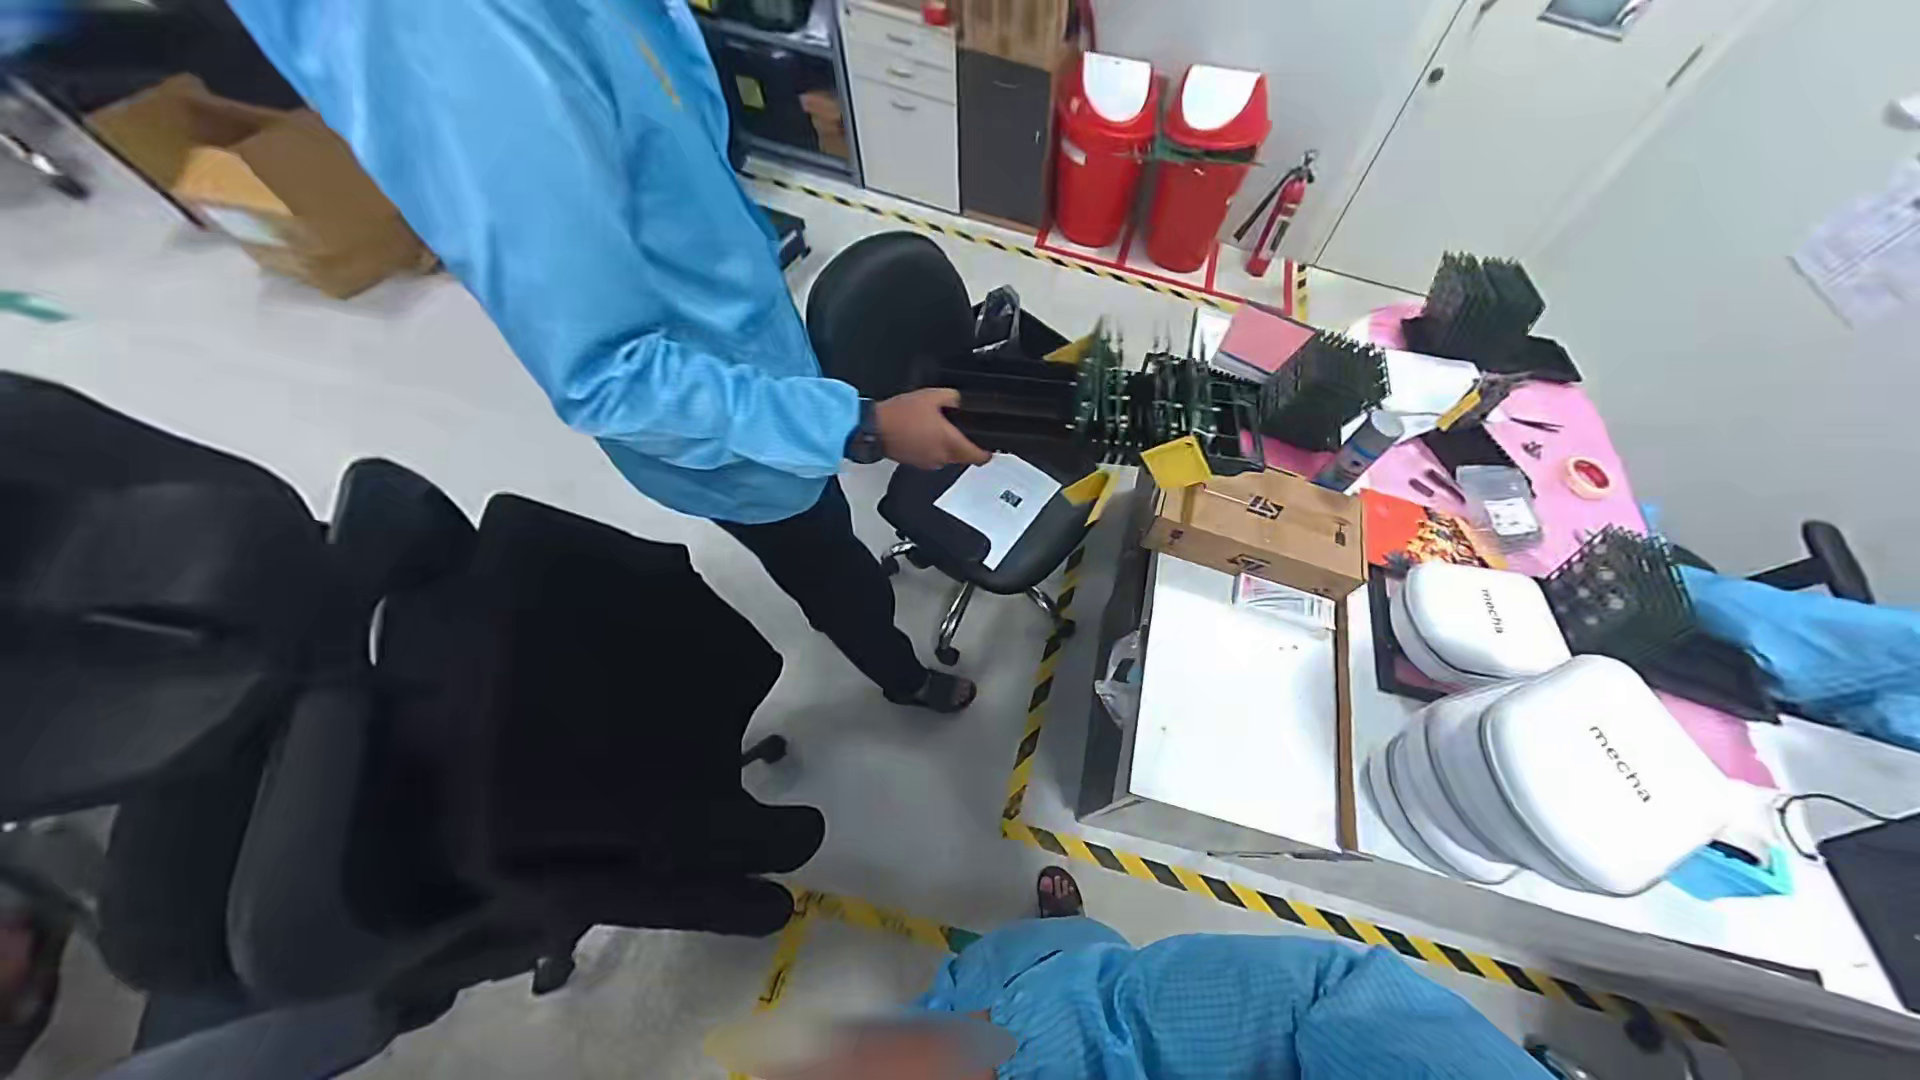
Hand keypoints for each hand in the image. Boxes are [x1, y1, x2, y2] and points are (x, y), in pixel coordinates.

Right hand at [873, 388, 990, 469]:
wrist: (874, 428)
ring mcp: (929, 462)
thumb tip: (962, 400)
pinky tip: (926, 434)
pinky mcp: (917, 463)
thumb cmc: (899, 415)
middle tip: (965, 431)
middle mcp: (942, 457)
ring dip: (949, 446)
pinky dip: (934, 449)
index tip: (990, 445)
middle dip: (967, 445)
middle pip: (965, 457)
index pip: (980, 457)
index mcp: (950, 443)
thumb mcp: (932, 396)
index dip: (988, 451)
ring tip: (942, 429)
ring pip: (949, 458)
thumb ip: (954, 398)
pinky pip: (934, 458)